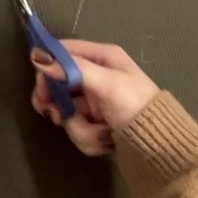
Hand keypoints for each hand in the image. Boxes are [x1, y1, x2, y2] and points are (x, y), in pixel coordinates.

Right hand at [30, 39, 160, 156]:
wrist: (159, 146)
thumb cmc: (135, 106)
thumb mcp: (107, 84)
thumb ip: (73, 70)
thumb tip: (38, 57)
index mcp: (102, 57)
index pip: (64, 51)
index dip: (48, 66)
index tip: (40, 87)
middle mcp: (96, 76)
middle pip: (59, 83)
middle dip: (59, 104)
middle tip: (55, 115)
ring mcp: (94, 101)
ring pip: (67, 111)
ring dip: (80, 126)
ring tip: (100, 132)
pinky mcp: (95, 122)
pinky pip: (77, 128)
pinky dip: (89, 137)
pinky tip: (105, 139)